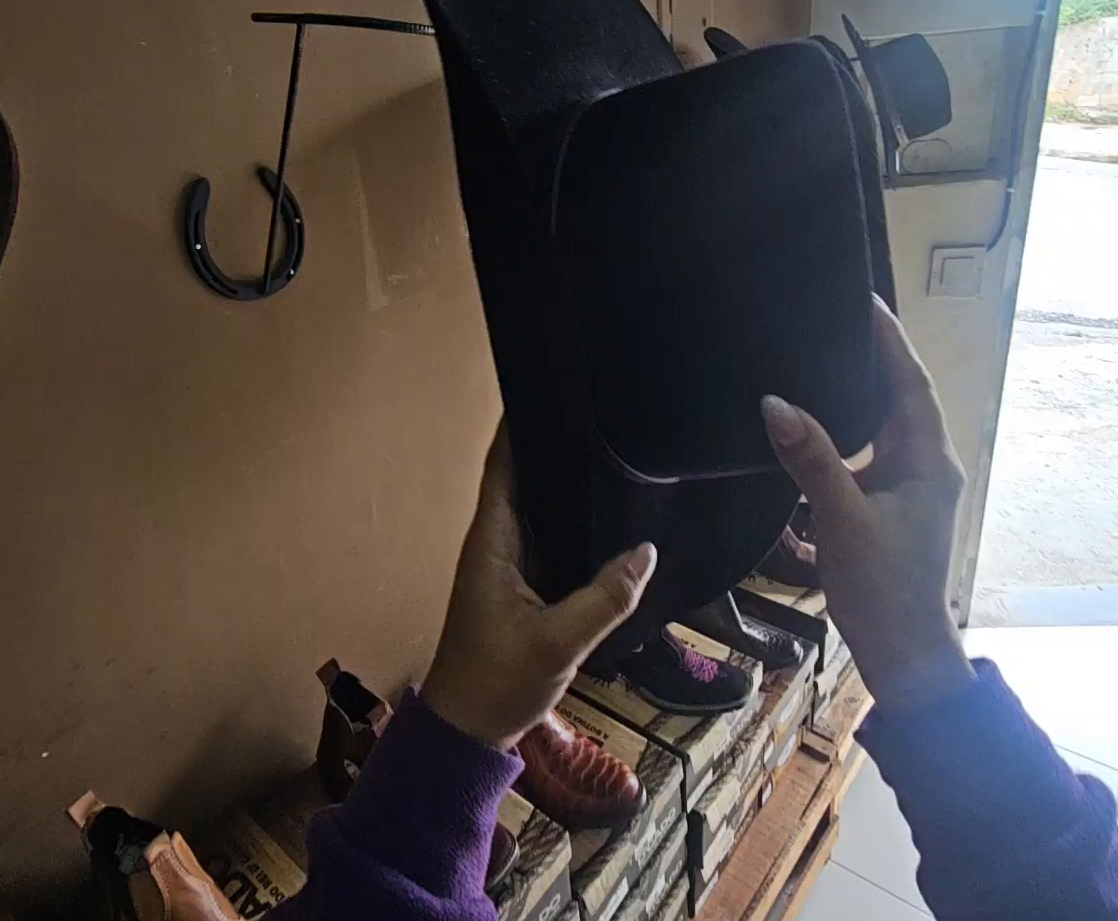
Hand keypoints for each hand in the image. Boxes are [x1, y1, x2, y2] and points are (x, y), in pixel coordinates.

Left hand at [421, 424, 657, 750]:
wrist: (469, 729)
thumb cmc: (498, 682)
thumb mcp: (556, 643)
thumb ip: (604, 599)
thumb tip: (647, 551)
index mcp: (491, 541)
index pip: (501, 466)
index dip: (517, 425)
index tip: (549, 388)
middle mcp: (495, 540)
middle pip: (520, 476)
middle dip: (550, 444)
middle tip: (597, 413)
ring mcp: (507, 560)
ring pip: (535, 505)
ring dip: (560, 480)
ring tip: (605, 447)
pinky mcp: (520, 581)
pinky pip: (546, 534)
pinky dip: (567, 516)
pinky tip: (600, 510)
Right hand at [760, 296, 974, 710]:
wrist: (901, 648)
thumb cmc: (883, 583)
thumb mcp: (843, 516)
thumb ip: (811, 458)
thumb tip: (774, 403)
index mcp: (927, 460)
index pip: (911, 383)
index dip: (891, 340)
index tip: (865, 301)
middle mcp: (924, 465)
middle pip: (899, 397)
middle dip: (872, 359)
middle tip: (833, 325)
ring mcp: (908, 486)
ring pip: (881, 426)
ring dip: (856, 396)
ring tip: (819, 364)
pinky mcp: (889, 504)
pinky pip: (865, 453)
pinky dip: (843, 434)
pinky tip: (812, 429)